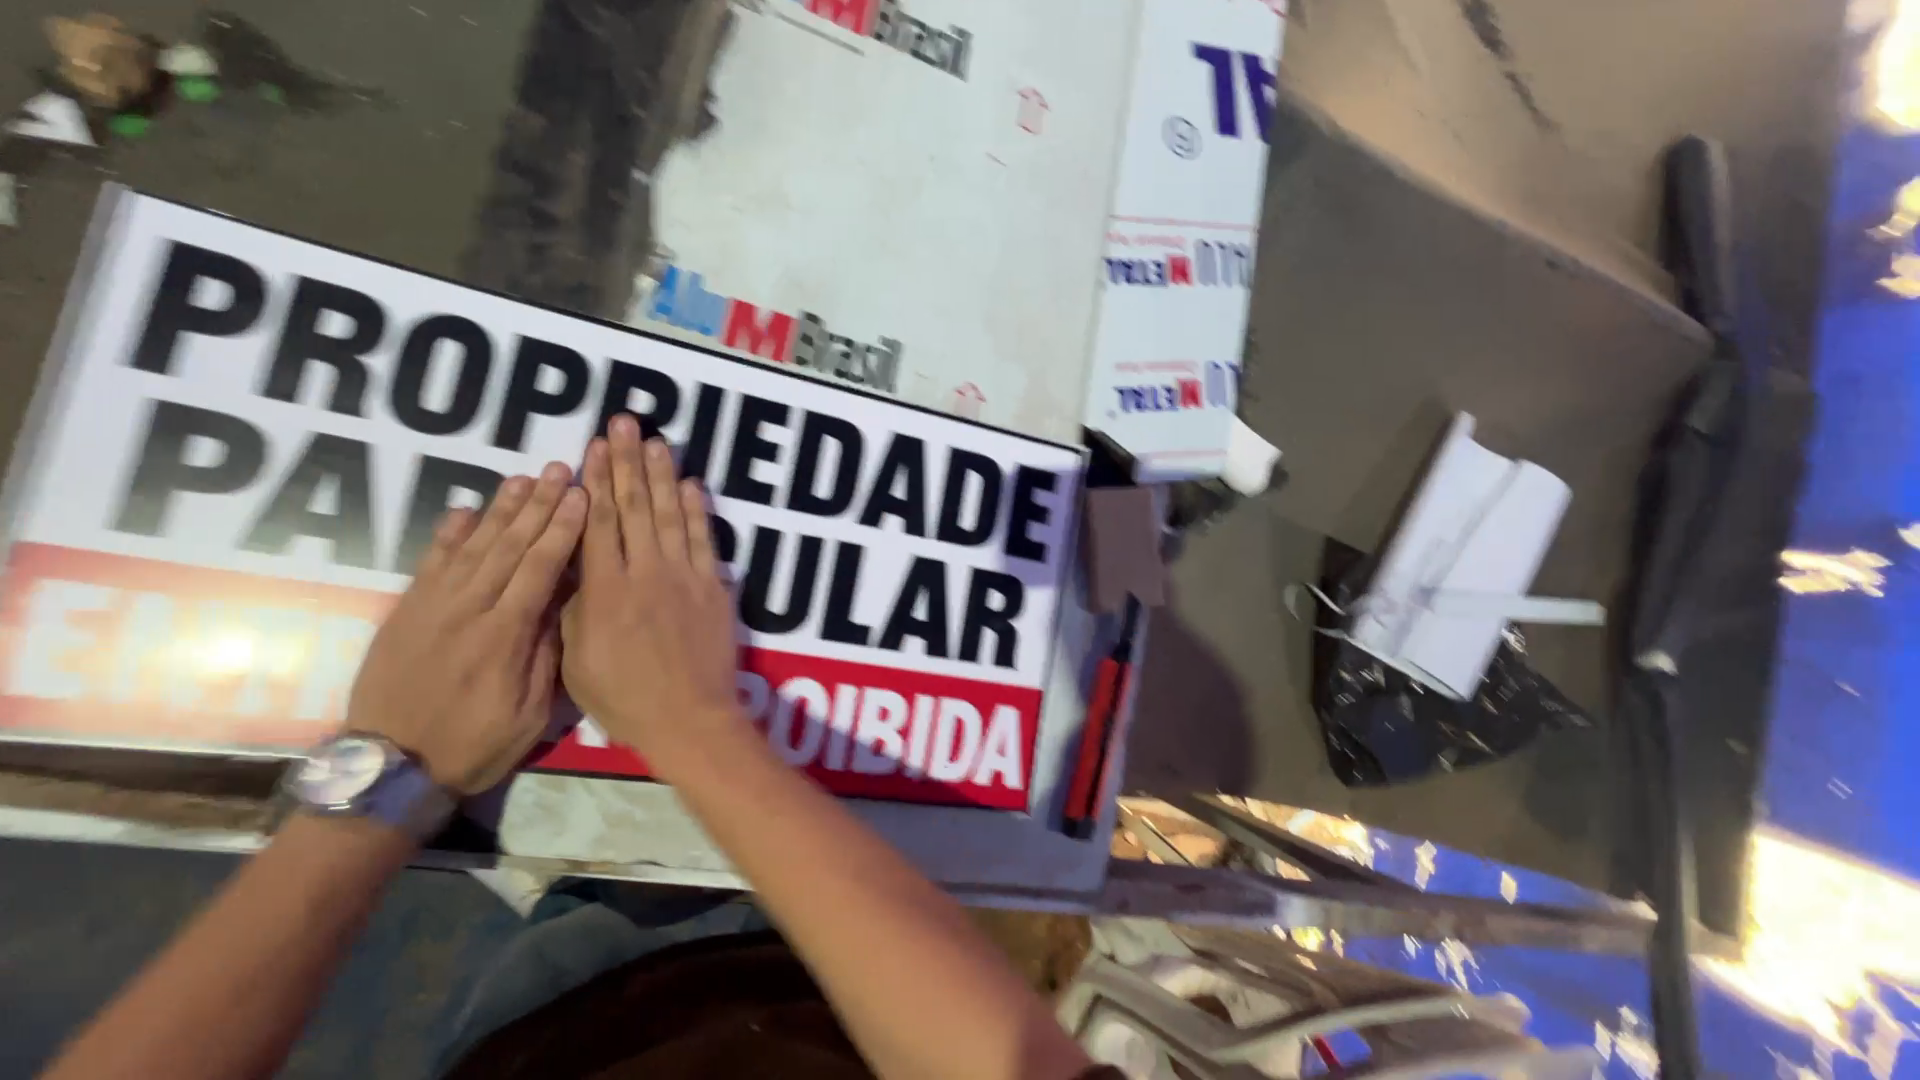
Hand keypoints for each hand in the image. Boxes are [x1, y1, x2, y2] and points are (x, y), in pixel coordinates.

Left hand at [347, 463, 585, 792]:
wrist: (389, 771)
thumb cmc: (473, 747)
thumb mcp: (529, 716)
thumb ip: (545, 657)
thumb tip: (562, 605)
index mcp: (503, 637)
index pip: (539, 569)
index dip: (563, 530)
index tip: (583, 497)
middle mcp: (467, 611)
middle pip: (508, 546)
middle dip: (538, 506)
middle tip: (560, 471)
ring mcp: (431, 608)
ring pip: (473, 546)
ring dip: (501, 509)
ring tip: (524, 478)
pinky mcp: (406, 612)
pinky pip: (430, 563)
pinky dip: (448, 533)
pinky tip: (465, 508)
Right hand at [561, 415, 741, 768]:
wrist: (689, 718)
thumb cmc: (624, 699)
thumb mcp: (575, 661)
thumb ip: (571, 610)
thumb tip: (569, 570)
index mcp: (603, 590)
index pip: (597, 523)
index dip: (595, 482)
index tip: (593, 449)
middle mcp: (644, 572)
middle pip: (634, 506)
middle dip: (627, 462)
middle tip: (623, 423)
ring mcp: (683, 577)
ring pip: (669, 514)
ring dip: (662, 475)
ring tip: (655, 441)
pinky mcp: (713, 587)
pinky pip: (703, 540)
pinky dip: (697, 511)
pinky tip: (691, 486)